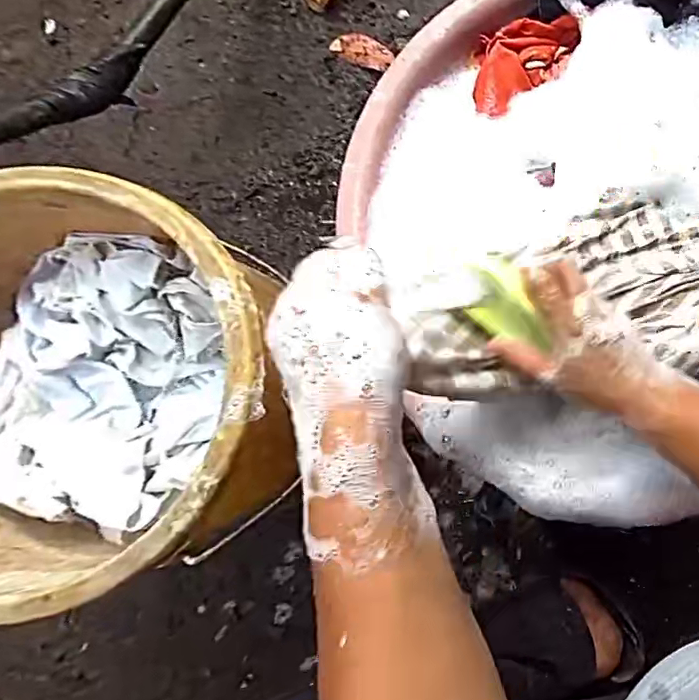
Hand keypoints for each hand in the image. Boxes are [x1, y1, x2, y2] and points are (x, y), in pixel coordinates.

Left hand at [268, 241, 433, 568]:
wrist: (362, 447)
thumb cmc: (360, 376)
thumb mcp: (362, 308)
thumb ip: (356, 273)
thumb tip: (356, 252)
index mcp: (293, 312)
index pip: (321, 262)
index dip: (356, 256)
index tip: (389, 260)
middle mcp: (294, 337)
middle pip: (331, 294)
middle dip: (364, 286)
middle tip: (402, 287)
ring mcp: (313, 367)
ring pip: (344, 323)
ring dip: (372, 315)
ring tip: (405, 316)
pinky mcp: (337, 391)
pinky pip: (355, 349)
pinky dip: (375, 342)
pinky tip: (398, 352)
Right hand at [487, 259, 690, 423]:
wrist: (639, 389)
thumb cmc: (593, 387)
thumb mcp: (553, 376)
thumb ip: (524, 357)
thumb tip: (493, 341)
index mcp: (566, 325)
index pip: (547, 290)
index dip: (534, 276)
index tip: (523, 268)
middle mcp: (585, 312)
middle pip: (570, 274)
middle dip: (554, 266)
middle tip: (541, 268)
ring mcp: (604, 311)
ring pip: (584, 283)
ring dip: (569, 275)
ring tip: (557, 278)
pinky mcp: (618, 316)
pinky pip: (596, 296)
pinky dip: (583, 292)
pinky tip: (579, 300)